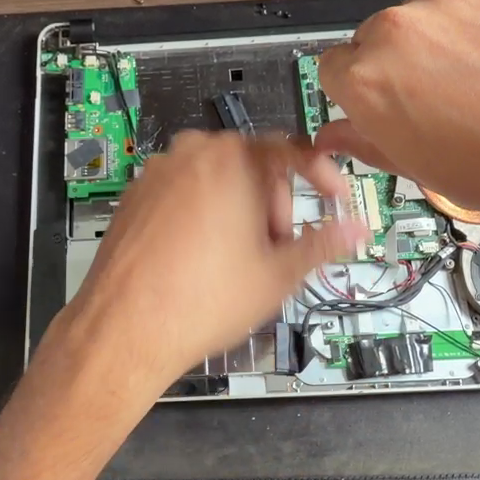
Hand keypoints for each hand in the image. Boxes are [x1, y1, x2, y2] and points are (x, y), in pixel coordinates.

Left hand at [52, 132, 364, 394]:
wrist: (123, 328)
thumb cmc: (204, 299)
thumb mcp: (278, 274)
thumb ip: (323, 244)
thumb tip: (355, 230)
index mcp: (233, 158)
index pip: (293, 150)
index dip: (322, 176)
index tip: (336, 200)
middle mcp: (192, 152)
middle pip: (253, 164)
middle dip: (274, 203)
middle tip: (277, 249)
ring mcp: (157, 171)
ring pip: (217, 179)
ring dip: (239, 210)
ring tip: (238, 260)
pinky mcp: (134, 194)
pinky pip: (182, 192)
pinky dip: (202, 214)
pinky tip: (200, 258)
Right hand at [314, 0, 479, 237]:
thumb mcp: (423, 170)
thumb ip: (366, 142)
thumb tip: (337, 134)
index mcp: (366, 80)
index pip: (334, 67)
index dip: (360, 89)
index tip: (385, 100)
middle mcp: (397, 29)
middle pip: (379, 36)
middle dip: (403, 63)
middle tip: (447, 95)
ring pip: (429, 12)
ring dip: (448, 36)